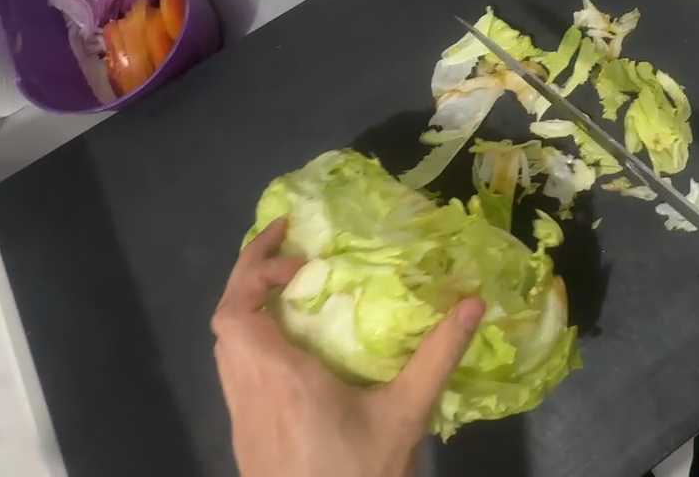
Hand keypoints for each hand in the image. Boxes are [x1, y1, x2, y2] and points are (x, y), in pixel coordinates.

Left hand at [213, 218, 485, 476]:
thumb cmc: (361, 475)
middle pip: (224, 322)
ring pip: (226, 348)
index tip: (301, 259)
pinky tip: (293, 343)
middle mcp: (250, 394)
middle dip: (249, 272)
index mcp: (280, 381)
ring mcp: (242, 419)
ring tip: (290, 284)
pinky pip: (236, 372)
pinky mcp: (247, 437)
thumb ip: (438, 355)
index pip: (234, 314)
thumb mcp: (407, 413)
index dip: (254, 272)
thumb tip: (474, 303)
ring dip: (249, 305)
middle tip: (288, 243)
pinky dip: (254, 337)